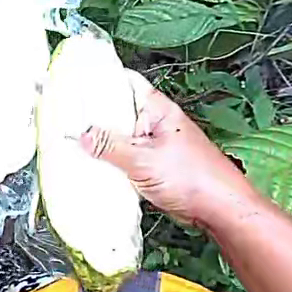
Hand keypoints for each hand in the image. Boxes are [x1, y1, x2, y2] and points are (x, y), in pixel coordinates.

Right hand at [80, 73, 258, 227]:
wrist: (220, 208)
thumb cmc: (195, 179)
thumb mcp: (143, 161)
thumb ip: (110, 146)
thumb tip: (83, 135)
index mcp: (158, 110)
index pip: (125, 83)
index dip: (100, 82)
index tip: (75, 87)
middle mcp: (157, 123)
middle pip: (119, 112)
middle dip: (97, 120)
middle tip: (71, 124)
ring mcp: (157, 144)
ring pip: (123, 137)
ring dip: (106, 145)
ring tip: (81, 148)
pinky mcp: (157, 165)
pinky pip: (129, 157)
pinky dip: (116, 163)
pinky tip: (102, 170)